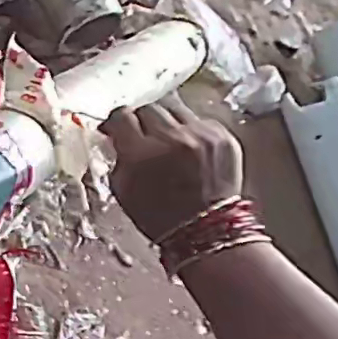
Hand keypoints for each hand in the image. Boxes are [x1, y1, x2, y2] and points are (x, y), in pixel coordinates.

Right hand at [101, 100, 243, 243]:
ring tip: (164, 137)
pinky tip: (187, 147)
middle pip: (147, 108)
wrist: (205, 231)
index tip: (116, 127)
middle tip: (140, 133)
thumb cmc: (159, 216)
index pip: (121, 116)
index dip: (116, 121)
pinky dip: (188, 130)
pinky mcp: (222, 136)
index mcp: (140, 154)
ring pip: (173, 107)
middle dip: (140, 119)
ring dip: (164, 120)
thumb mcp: (123, 189)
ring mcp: (200, 135)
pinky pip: (197, 119)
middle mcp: (171, 138)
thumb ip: (118, 157)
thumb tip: (116, 136)